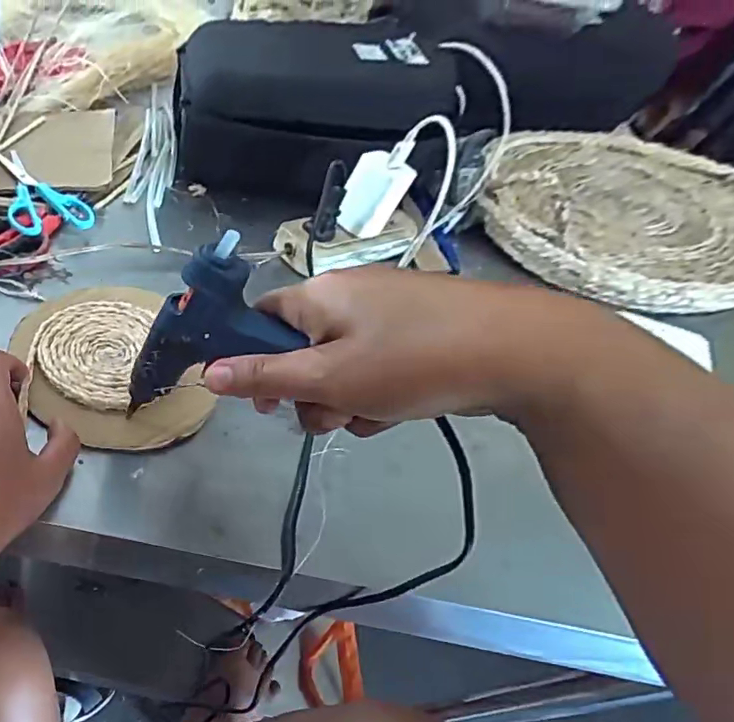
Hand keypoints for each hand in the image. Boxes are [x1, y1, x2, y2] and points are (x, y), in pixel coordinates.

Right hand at [202, 265, 646, 434]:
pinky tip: (395, 409)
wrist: (526, 354)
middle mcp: (347, 295)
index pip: (259, 321)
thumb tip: (207, 373)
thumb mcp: (326, 378)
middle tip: (324, 413)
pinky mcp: (416, 330)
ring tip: (367, 414)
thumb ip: (263, 378)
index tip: (262, 399)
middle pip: (296, 352)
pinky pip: (370, 367)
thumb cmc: (413, 361)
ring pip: (334, 368)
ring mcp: (385, 313)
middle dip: (304, 393)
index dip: (251, 361)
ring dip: (339, 400)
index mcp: (318, 295)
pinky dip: (373, 393)